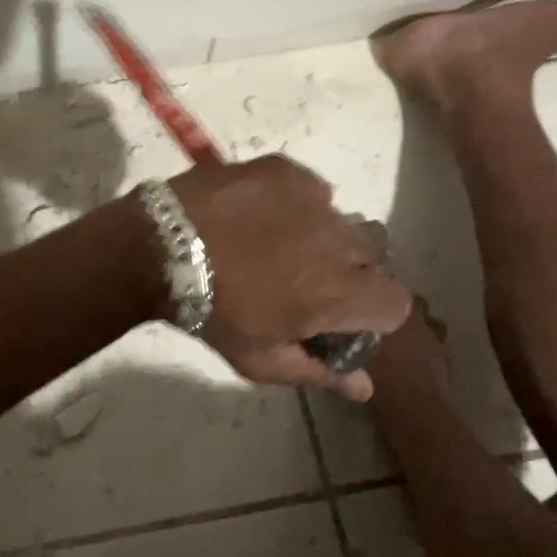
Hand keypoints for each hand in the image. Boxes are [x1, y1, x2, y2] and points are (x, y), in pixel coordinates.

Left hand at [167, 155, 413, 401]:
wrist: (161, 247)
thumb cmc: (212, 312)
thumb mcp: (261, 358)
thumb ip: (318, 372)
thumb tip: (364, 387)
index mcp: (340, 293)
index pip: (395, 303)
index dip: (370, 315)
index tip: (337, 318)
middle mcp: (339, 241)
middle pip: (369, 258)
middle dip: (346, 272)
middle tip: (300, 280)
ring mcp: (312, 198)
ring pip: (340, 220)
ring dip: (321, 235)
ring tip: (274, 242)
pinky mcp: (283, 169)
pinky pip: (310, 187)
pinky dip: (298, 201)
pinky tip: (263, 213)